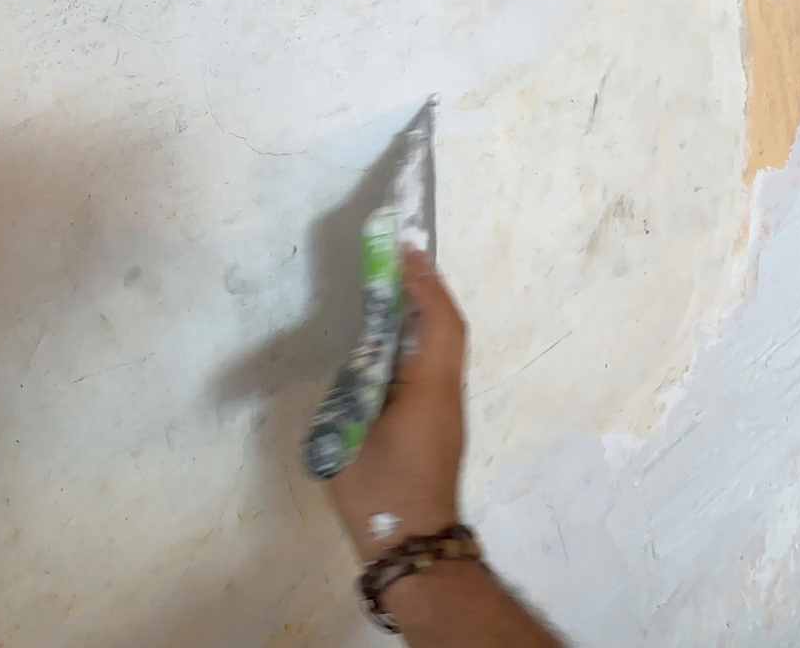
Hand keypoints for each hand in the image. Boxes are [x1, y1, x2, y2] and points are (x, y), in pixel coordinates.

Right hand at [324, 248, 468, 563]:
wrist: (416, 546)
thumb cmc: (379, 493)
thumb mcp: (350, 437)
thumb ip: (353, 392)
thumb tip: (359, 363)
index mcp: (427, 389)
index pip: (437, 322)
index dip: (424, 283)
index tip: (403, 252)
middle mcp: (446, 391)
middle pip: (449, 326)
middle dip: (429, 287)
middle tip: (401, 258)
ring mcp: (448, 405)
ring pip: (447, 342)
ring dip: (429, 308)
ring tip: (399, 283)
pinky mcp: (441, 418)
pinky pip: (438, 360)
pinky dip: (424, 332)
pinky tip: (397, 332)